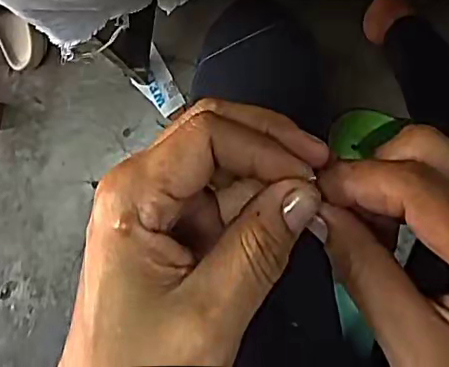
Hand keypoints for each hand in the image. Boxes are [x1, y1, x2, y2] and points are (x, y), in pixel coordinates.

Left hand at [61, 98, 331, 366]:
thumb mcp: (206, 317)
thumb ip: (260, 248)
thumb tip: (304, 192)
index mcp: (133, 194)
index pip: (209, 133)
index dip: (266, 144)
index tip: (307, 169)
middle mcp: (139, 186)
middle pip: (214, 131)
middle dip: (270, 142)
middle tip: (315, 159)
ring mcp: (155, 204)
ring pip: (222, 158)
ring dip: (269, 169)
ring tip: (308, 188)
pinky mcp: (171, 226)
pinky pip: (222, 192)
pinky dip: (258, 196)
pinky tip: (284, 210)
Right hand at [317, 125, 448, 366]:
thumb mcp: (426, 363)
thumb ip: (371, 282)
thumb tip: (327, 217)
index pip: (426, 189)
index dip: (363, 180)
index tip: (319, 190)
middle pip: (437, 152)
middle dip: (376, 168)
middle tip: (335, 205)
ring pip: (446, 157)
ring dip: (394, 177)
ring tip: (362, 223)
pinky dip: (417, 191)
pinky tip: (396, 226)